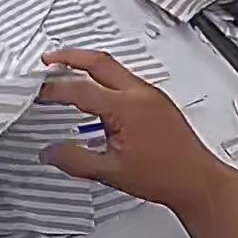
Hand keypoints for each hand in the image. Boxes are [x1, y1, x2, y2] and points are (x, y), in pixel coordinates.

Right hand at [37, 49, 237, 237]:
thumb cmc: (165, 176)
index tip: (40, 91)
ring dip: (89, 65)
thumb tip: (51, 152)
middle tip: (49, 59)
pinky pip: (127, 79)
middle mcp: (140, 94)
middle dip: (70, 56)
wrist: (197, 181)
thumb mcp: (110, 172)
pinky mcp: (157, 101)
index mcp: (126, 108)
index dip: (55, 89)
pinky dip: (106, 78)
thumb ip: (75, 160)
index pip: (81, 90)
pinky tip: (97, 94)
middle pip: (99, 62)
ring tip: (68, 72)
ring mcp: (151, 95)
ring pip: (114, 67)